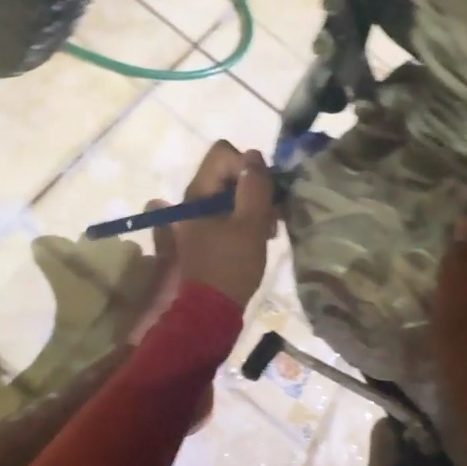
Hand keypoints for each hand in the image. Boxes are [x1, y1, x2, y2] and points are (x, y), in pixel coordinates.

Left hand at [166, 140, 276, 307]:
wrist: (210, 312)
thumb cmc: (231, 266)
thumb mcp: (250, 224)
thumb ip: (254, 186)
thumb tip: (253, 155)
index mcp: (198, 192)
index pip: (223, 152)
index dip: (248, 165)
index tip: (262, 192)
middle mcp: (195, 199)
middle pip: (229, 172)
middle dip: (255, 187)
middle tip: (271, 215)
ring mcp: (200, 217)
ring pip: (232, 193)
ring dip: (254, 205)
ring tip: (268, 230)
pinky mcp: (209, 234)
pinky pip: (230, 212)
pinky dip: (247, 219)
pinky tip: (261, 237)